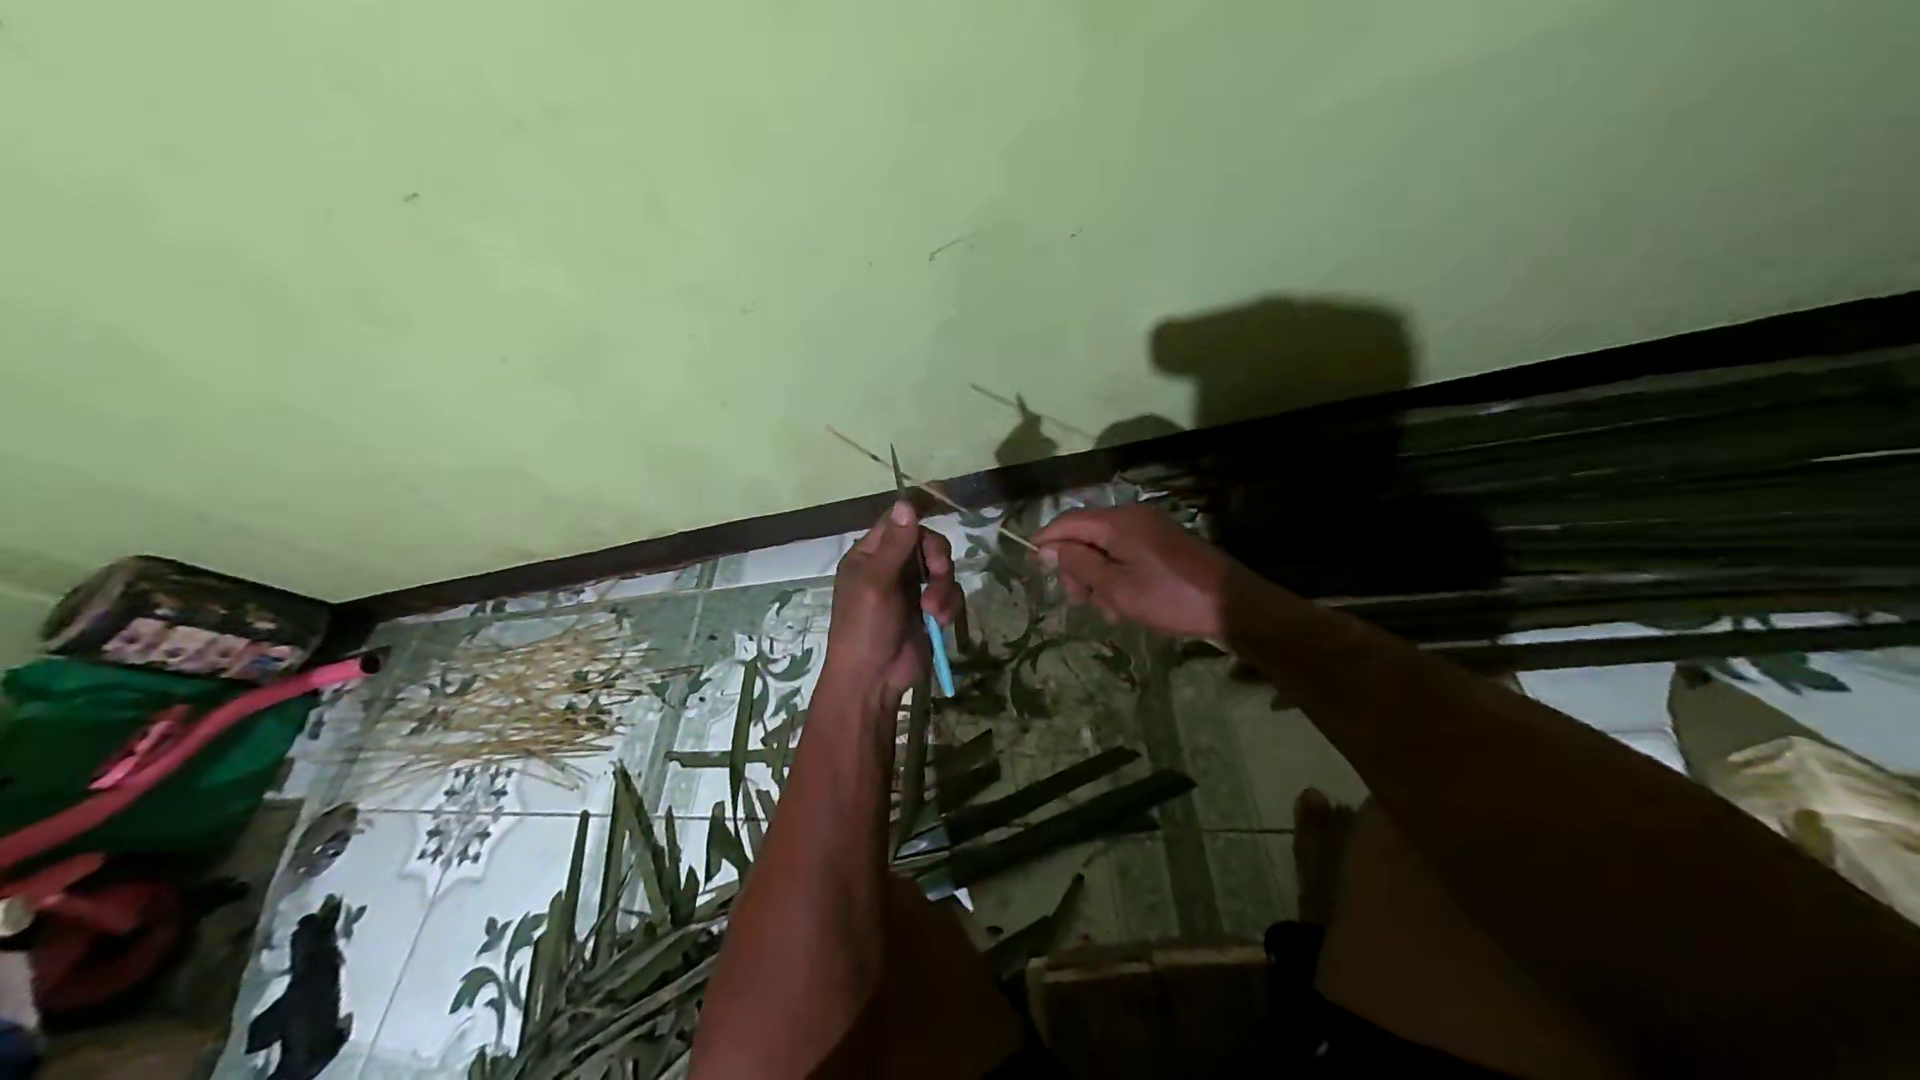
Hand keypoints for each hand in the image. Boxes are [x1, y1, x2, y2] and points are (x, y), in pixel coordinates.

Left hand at [820, 500, 961, 702]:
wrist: (873, 681)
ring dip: (944, 588)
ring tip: (935, 613)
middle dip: (937, 560)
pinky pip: (950, 594)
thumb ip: (895, 544)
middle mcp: (891, 568)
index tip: (932, 531)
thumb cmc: (864, 628)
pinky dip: (950, 606)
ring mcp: (912, 590)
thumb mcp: (876, 583)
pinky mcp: (929, 611)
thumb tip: (906, 501)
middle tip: (938, 573)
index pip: (897, 524)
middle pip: (926, 543)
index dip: (916, 524)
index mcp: (869, 556)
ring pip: (942, 570)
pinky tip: (941, 623)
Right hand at [1031, 504, 1230, 639]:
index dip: (1046, 541)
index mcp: (1118, 522)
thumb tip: (1048, 548)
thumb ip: (1078, 565)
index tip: (1032, 566)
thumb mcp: (1116, 588)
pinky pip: (1125, 553)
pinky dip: (1116, 575)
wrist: (1232, 604)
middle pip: (1085, 534)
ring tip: (1109, 610)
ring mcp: (1150, 528)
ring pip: (1105, 548)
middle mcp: (1132, 517)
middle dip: (1075, 567)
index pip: (1067, 521)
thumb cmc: (1170, 597)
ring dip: (1097, 577)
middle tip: (1079, 600)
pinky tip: (1124, 604)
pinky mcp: (1162, 543)